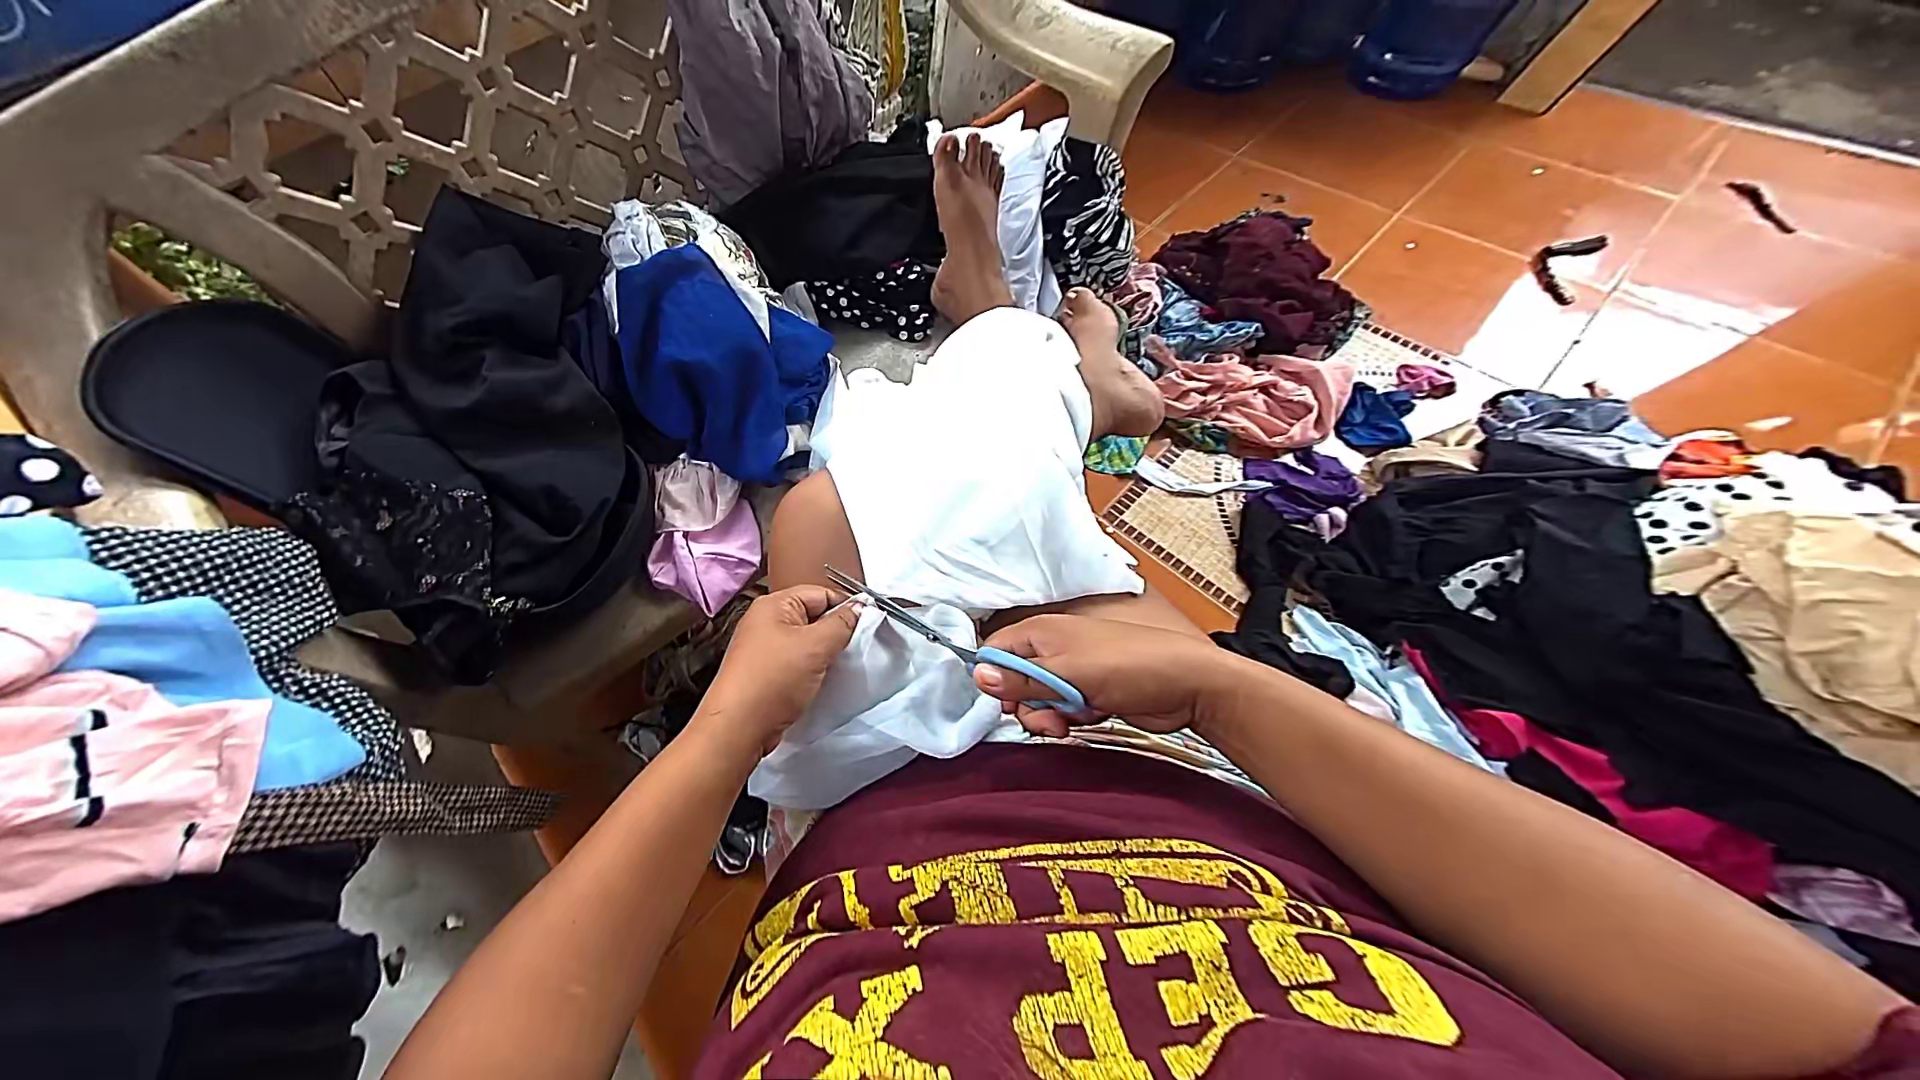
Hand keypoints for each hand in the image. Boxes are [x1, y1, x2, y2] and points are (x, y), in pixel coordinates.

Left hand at [693, 585, 860, 754]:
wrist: (738, 728)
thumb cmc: (769, 682)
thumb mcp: (816, 646)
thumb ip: (842, 623)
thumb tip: (857, 609)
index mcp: (774, 604)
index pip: (821, 593)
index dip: (845, 607)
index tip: (865, 623)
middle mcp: (766, 621)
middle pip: (815, 616)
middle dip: (835, 632)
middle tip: (849, 648)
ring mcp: (765, 647)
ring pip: (808, 641)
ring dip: (825, 653)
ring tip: (833, 667)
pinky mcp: (767, 671)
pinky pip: (799, 661)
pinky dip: (813, 669)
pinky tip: (820, 681)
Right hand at [971, 615, 1244, 737]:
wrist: (1187, 685)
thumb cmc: (1131, 667)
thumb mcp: (1068, 676)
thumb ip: (1022, 679)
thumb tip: (979, 676)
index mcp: (1042, 632)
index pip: (996, 651)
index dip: (996, 678)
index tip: (1009, 701)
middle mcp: (1054, 648)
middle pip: (1016, 680)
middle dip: (1027, 705)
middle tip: (1048, 717)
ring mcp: (1073, 669)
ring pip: (1040, 699)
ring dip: (1050, 715)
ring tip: (1072, 720)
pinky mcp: (1090, 690)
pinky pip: (1064, 707)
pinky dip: (1071, 717)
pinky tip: (1090, 717)